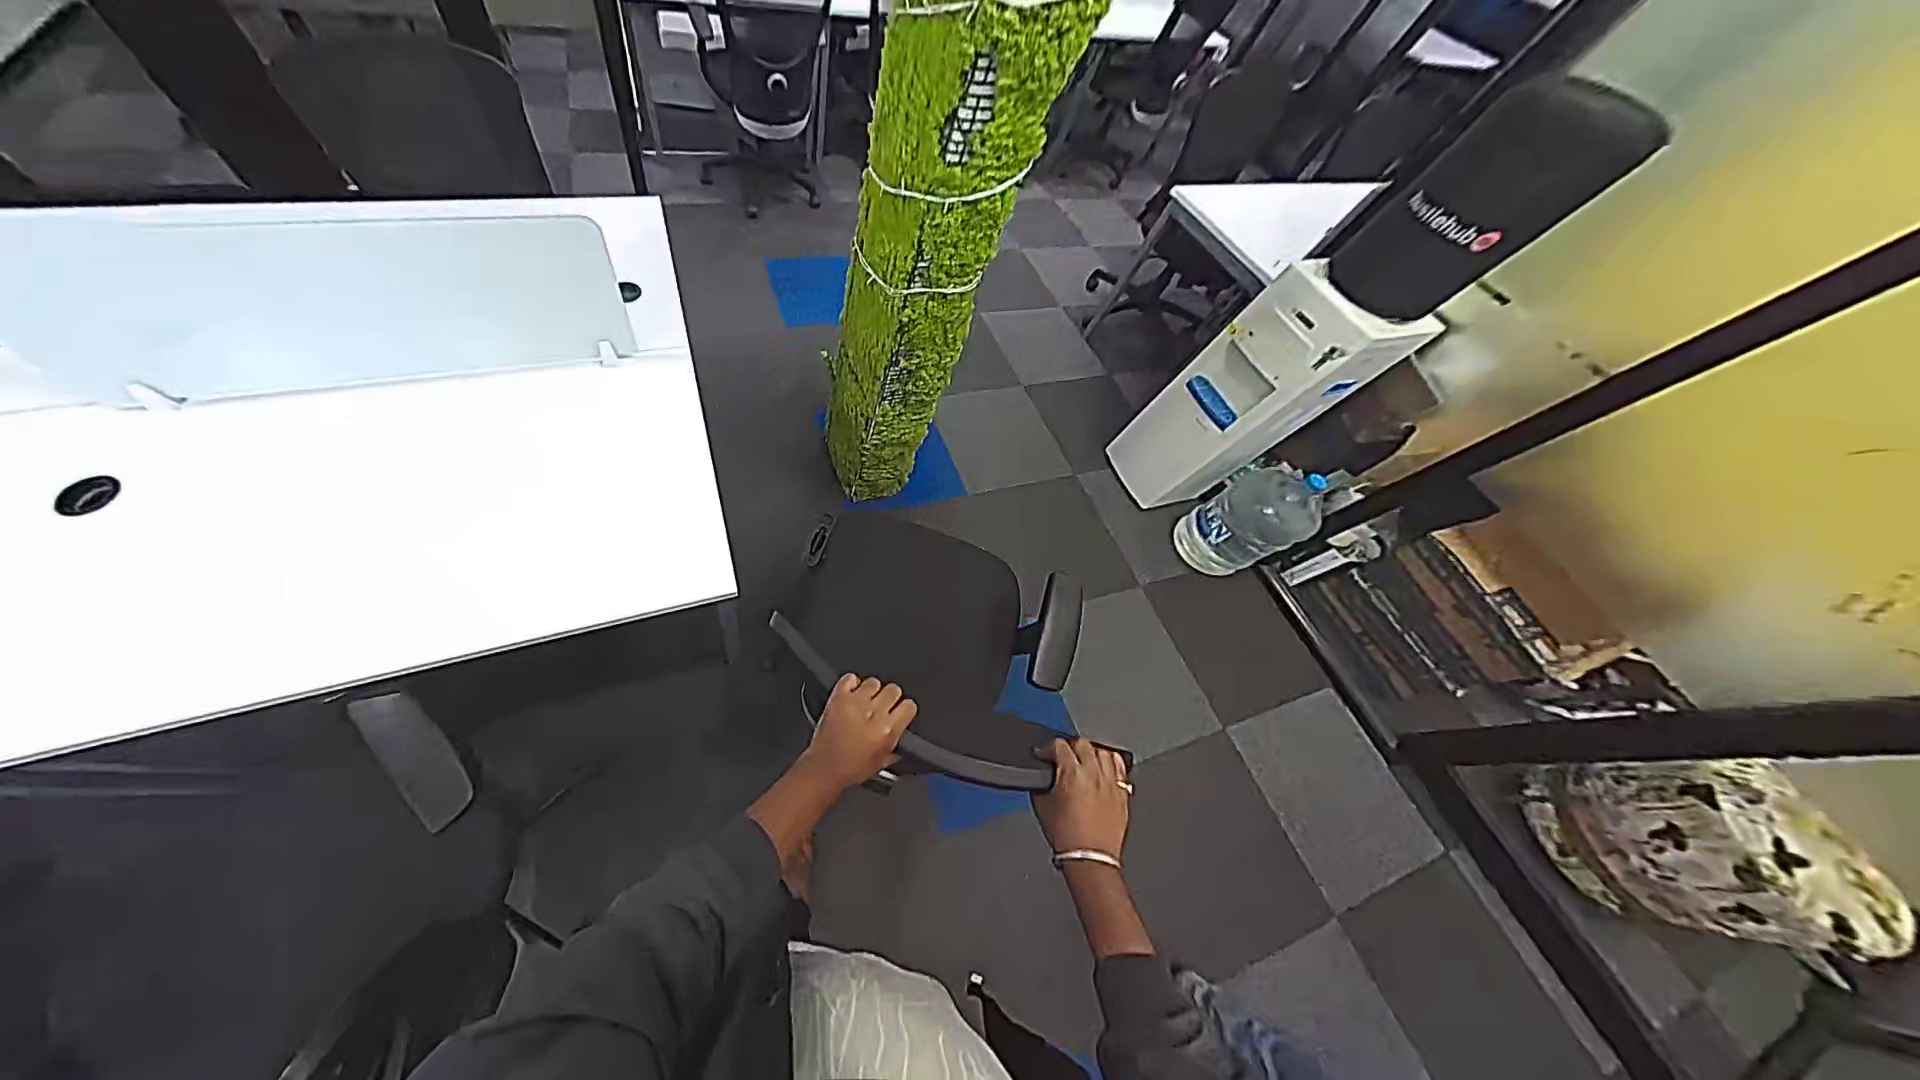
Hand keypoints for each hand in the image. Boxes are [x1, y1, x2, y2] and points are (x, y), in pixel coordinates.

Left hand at [799, 674, 918, 792]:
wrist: (823, 770)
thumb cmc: (849, 769)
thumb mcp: (882, 762)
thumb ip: (895, 744)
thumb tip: (902, 733)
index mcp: (887, 731)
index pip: (909, 706)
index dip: (905, 709)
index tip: (900, 712)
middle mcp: (873, 715)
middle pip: (893, 690)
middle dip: (889, 698)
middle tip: (881, 708)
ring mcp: (855, 704)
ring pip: (873, 682)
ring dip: (871, 691)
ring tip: (864, 702)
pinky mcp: (838, 699)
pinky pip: (850, 678)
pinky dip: (851, 683)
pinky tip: (852, 694)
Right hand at [1033, 738, 1130, 858]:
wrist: (1089, 858)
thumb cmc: (1067, 836)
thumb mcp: (1042, 805)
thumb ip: (1043, 782)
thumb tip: (1045, 774)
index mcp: (1072, 774)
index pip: (1059, 746)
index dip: (1048, 748)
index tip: (1045, 754)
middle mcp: (1094, 774)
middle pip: (1083, 744)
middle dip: (1070, 747)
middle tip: (1063, 756)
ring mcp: (1110, 783)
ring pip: (1103, 752)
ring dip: (1092, 753)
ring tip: (1085, 759)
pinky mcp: (1122, 794)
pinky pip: (1120, 768)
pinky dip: (1112, 764)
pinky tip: (1105, 767)